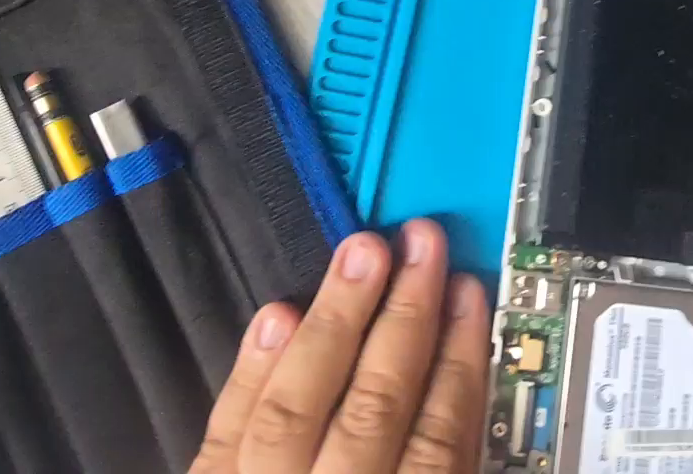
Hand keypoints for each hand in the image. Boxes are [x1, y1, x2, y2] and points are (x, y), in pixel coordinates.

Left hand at [191, 219, 490, 473]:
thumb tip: (462, 393)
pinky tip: (276, 314)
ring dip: (334, 320)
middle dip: (403, 318)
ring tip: (363, 251)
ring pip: (297, 406)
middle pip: (371, 410)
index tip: (470, 295)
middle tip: (423, 244)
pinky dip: (250, 375)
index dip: (457, 364)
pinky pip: (222, 438)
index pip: (436, 448)